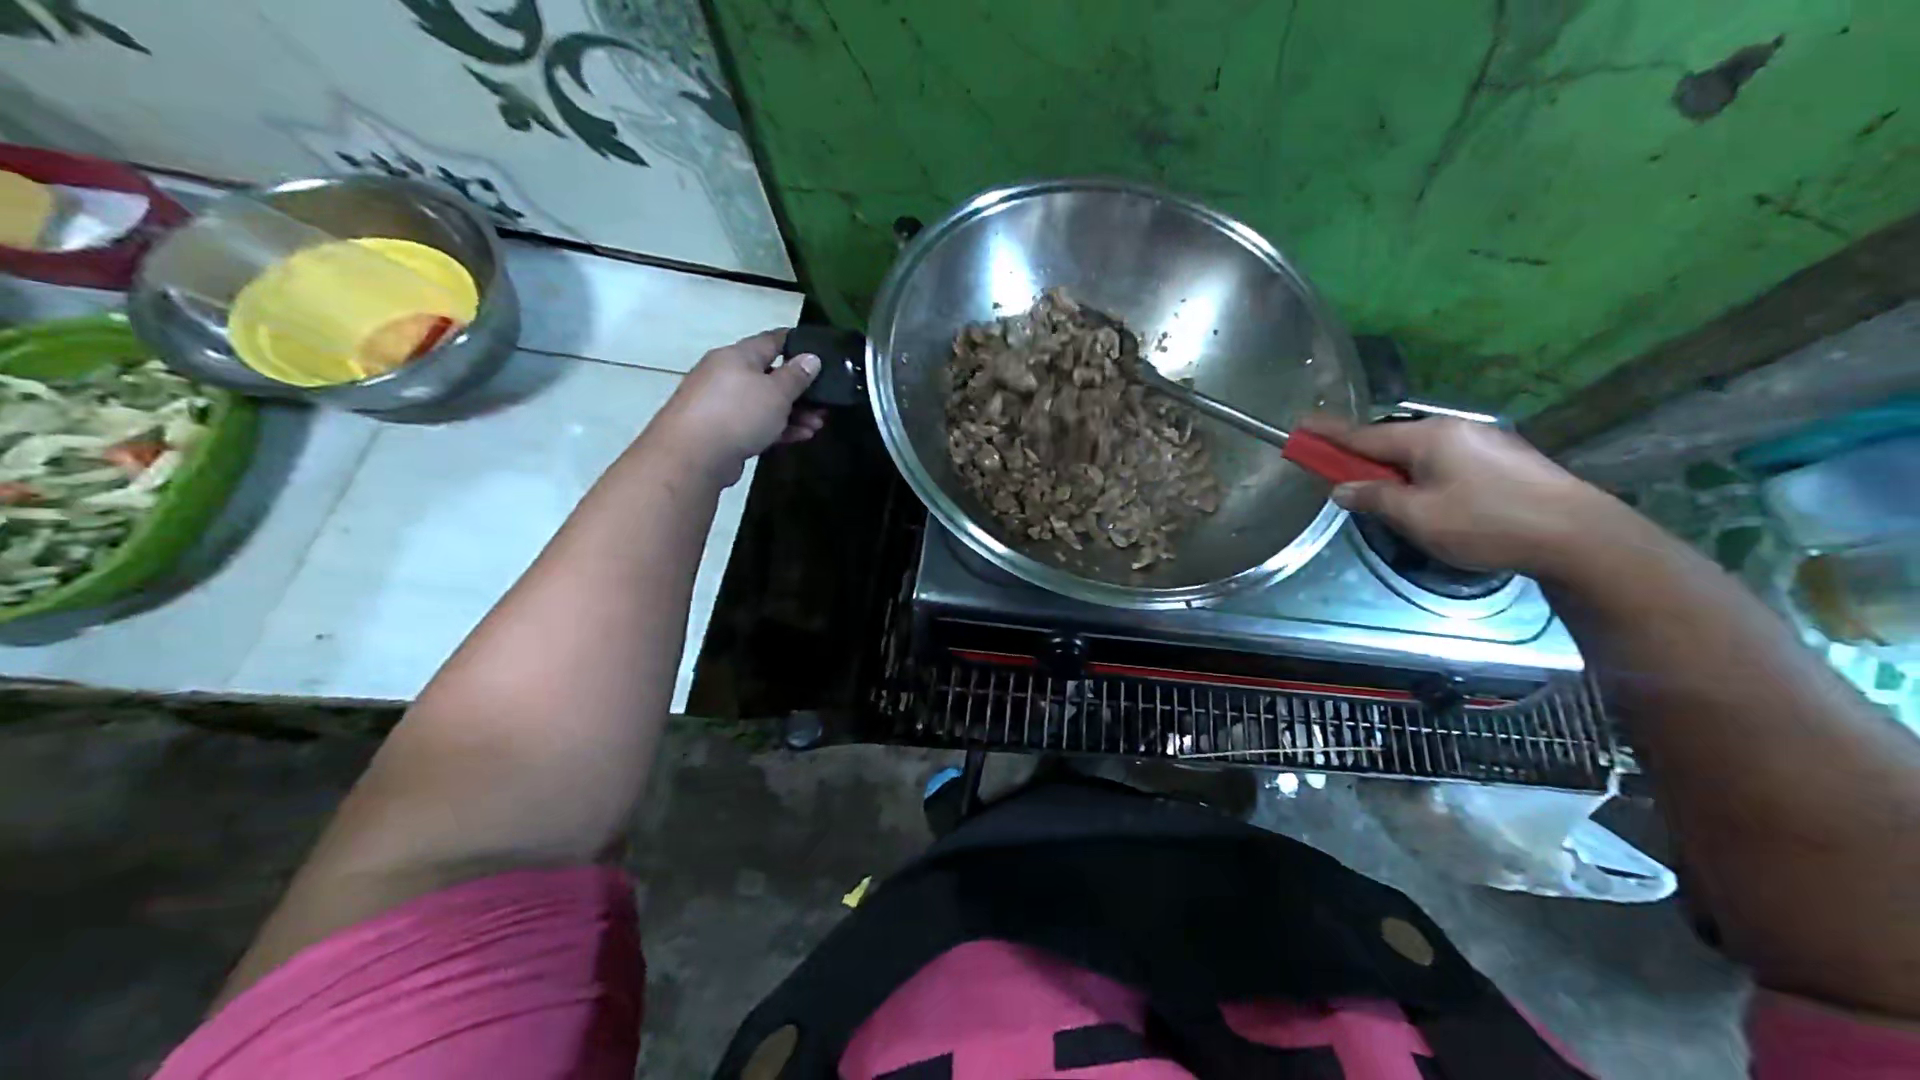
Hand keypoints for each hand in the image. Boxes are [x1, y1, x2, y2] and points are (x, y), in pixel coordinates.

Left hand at [648, 329, 825, 486]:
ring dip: (793, 413)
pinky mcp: (721, 431)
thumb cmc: (738, 413)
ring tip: (817, 425)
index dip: (796, 343)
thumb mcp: (776, 392)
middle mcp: (726, 375)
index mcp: (737, 356)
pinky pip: (755, 424)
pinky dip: (777, 428)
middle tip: (824, 403)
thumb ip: (797, 375)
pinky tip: (799, 436)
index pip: (772, 340)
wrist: (692, 456)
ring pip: (764, 403)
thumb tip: (811, 358)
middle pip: (770, 376)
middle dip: (800, 390)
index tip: (819, 351)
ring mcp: (721, 404)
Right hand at [1297, 415, 1631, 576]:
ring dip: (1396, 472)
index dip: (1327, 435)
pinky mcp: (1504, 460)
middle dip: (1364, 459)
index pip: (1362, 435)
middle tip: (1343, 480)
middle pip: (1392, 443)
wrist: (1579, 536)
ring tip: (1392, 502)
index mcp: (1428, 437)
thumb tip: (1343, 488)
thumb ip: (1374, 498)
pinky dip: (1424, 476)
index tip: (1299, 427)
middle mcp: (1454, 429)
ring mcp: (1484, 441)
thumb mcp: (1417, 517)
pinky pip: (1446, 461)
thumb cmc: (1486, 524)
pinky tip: (1432, 501)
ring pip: (1421, 454)